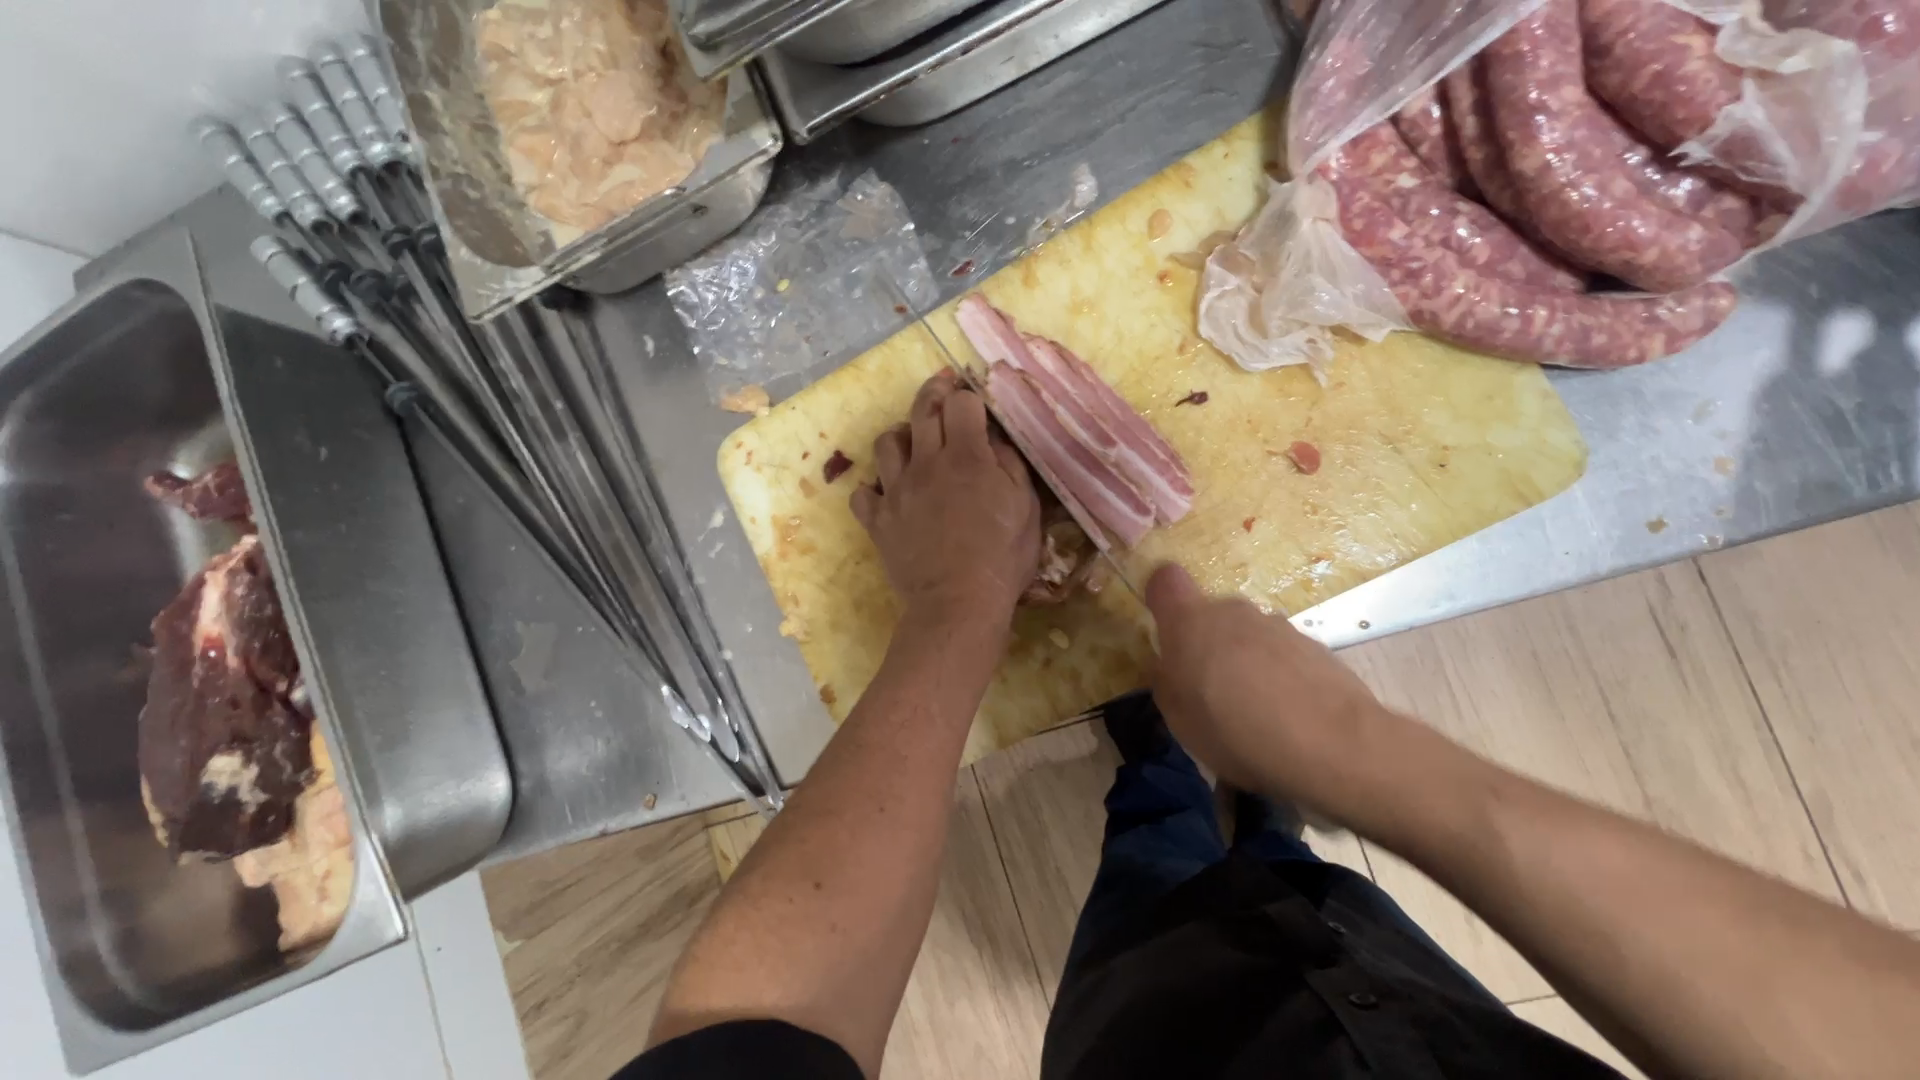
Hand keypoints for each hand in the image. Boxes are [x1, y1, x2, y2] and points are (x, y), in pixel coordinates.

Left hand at [852, 371, 1040, 629]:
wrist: (957, 603)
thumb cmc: (1002, 559)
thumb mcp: (1026, 509)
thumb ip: (1010, 466)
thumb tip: (995, 439)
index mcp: (967, 457)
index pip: (961, 404)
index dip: (968, 396)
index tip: (974, 400)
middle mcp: (926, 464)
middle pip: (922, 410)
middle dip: (934, 392)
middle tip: (943, 388)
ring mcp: (896, 491)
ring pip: (887, 443)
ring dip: (901, 435)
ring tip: (913, 443)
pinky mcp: (877, 520)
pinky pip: (864, 492)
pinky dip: (874, 488)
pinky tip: (888, 493)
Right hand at [1145, 563, 1402, 822]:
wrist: (1331, 744)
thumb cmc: (1234, 728)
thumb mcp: (1178, 718)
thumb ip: (1166, 681)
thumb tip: (1168, 664)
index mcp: (1190, 621)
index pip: (1165, 581)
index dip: (1161, 598)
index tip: (1163, 628)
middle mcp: (1234, 612)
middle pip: (1211, 615)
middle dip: (1206, 644)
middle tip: (1208, 690)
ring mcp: (1279, 626)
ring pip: (1248, 636)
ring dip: (1244, 662)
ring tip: (1253, 713)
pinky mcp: (1315, 647)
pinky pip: (1282, 656)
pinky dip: (1279, 677)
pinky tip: (1287, 717)